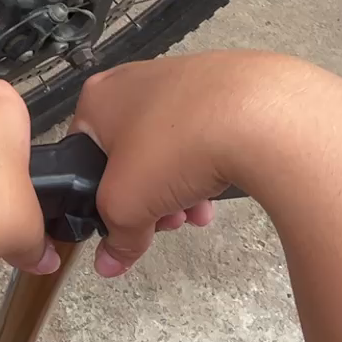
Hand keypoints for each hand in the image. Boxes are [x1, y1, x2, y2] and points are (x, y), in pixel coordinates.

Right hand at [71, 51, 341, 275]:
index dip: (97, 195)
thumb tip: (110, 261)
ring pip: (170, 148)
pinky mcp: (227, 88)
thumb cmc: (181, 142)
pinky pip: (206, 137)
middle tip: (158, 220)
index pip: (82, 154)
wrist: (260, 118)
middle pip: (130, 154)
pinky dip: (208, 167)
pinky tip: (217, 194)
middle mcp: (139, 80)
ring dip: (176, 188)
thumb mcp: (126, 206)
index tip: (117, 220)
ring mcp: (186, 80)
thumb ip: (115, 238)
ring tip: (192, 213)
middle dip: (145, 195)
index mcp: (100, 98)